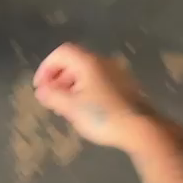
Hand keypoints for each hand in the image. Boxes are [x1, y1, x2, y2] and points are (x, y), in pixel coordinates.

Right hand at [34, 43, 155, 148]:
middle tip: (50, 96)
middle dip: (57, 77)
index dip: (46, 67)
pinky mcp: (124, 86)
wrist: (141, 129)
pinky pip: (98, 81)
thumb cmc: (103, 115)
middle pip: (73, 61)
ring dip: (70, 85)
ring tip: (64, 106)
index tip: (40, 86)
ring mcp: (116, 73)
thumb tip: (40, 90)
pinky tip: (84, 109)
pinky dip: (85, 89)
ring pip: (86, 72)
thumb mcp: (71, 107)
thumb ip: (52, 95)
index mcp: (88, 62)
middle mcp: (102, 62)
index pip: (61, 53)